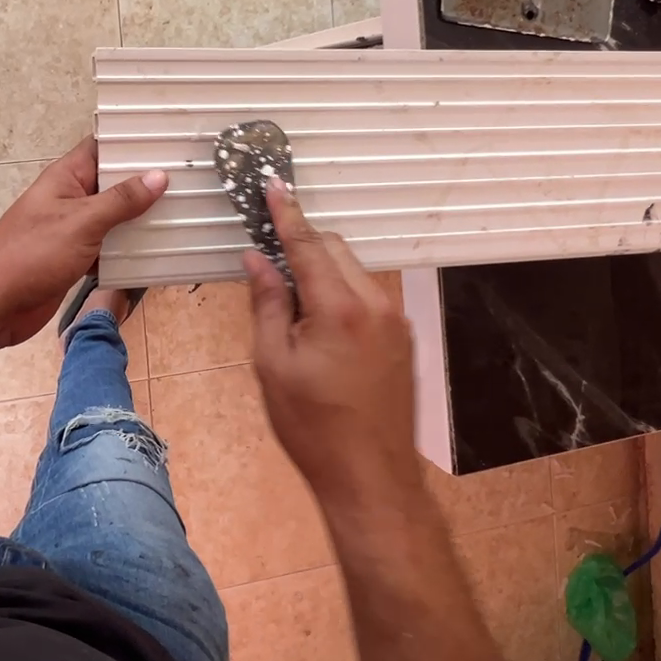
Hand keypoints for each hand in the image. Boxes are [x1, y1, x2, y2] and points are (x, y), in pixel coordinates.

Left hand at [0, 136, 166, 347]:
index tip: (169, 138)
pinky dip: (129, 250)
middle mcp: (71, 198)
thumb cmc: (33, 254)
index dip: (131, 140)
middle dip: (145, 183)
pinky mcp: (76, 259)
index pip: (101, 146)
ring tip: (185, 212)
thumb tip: (158, 175)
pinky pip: (109, 248)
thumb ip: (121, 201)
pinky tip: (160, 252)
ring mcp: (72, 230)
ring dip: (141, 219)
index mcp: (66, 178)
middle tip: (189, 178)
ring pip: (114, 218)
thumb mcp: (81, 222)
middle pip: (113, 183)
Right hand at [244, 176, 422, 508]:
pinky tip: (321, 319)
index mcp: (338, 307)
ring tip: (293, 298)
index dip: (286, 212)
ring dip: (322, 267)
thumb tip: (256, 256)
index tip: (272, 183)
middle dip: (303, 242)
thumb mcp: (272, 363)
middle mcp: (375, 302)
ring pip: (352, 269)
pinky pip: (367, 292)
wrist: (372, 477)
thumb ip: (267, 301)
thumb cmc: (311, 425)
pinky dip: (341, 289)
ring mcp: (396, 319)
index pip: (307, 244)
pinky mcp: (404, 335)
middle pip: (334, 248)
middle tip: (270, 258)